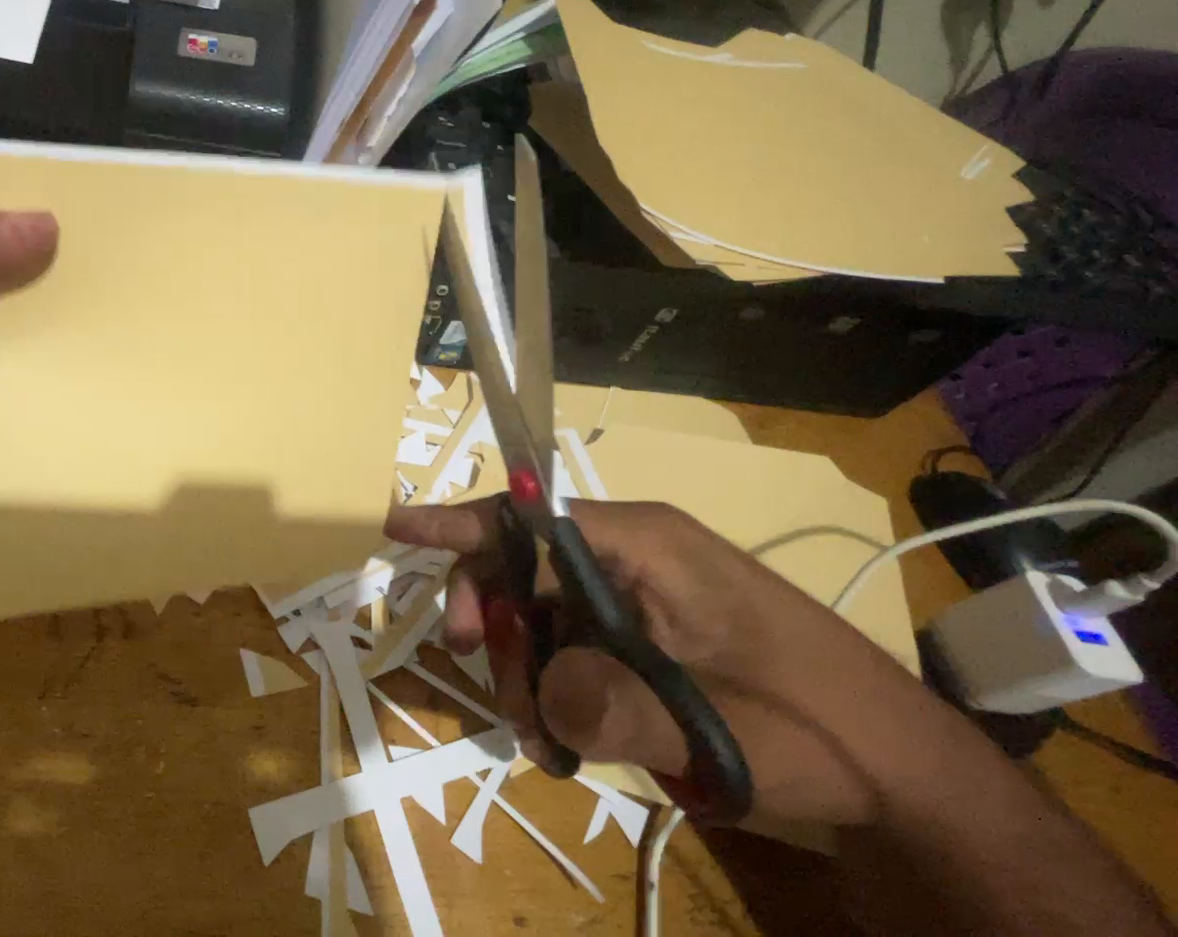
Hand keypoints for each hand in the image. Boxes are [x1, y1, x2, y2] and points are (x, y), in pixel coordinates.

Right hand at [386, 497, 956, 824]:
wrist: (896, 779)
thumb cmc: (816, 730)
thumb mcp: (713, 726)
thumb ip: (614, 708)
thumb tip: (537, 696)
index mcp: (646, 546)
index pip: (531, 516)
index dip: (462, 522)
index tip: (399, 526)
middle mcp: (629, 561)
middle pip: (519, 568)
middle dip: (493, 625)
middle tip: (488, 679)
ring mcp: (630, 604)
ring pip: (534, 619)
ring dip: (522, 677)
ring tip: (543, 742)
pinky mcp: (636, 644)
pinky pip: (563, 652)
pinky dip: (549, 694)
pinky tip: (562, 742)